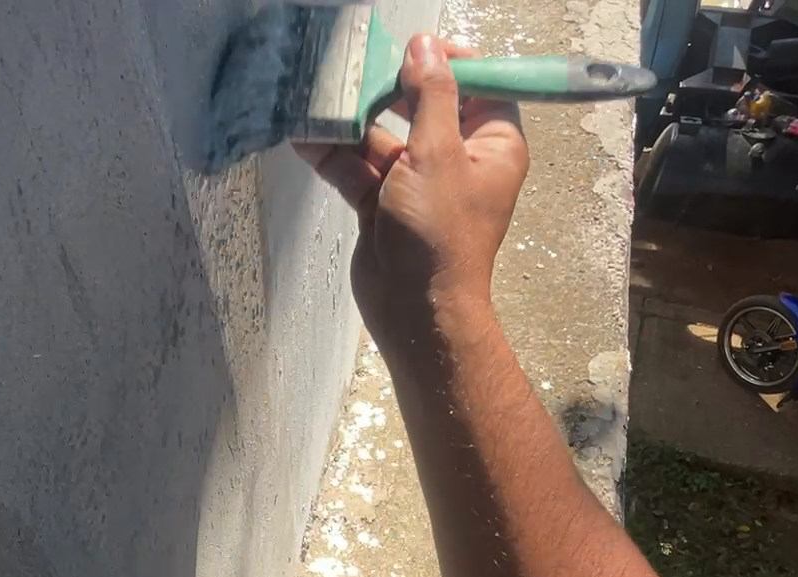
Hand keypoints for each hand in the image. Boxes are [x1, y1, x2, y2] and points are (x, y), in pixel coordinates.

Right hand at [296, 35, 528, 363]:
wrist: (413, 308)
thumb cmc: (438, 231)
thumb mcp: (439, 153)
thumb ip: (430, 95)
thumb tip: (425, 46)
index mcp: (490, 145)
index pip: (477, 85)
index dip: (447, 61)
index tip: (412, 49)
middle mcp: (456, 161)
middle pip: (422, 108)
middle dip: (387, 88)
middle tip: (357, 69)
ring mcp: (415, 185)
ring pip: (383, 141)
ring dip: (352, 123)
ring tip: (320, 97)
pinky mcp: (382, 207)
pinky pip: (359, 171)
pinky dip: (336, 156)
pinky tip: (307, 136)